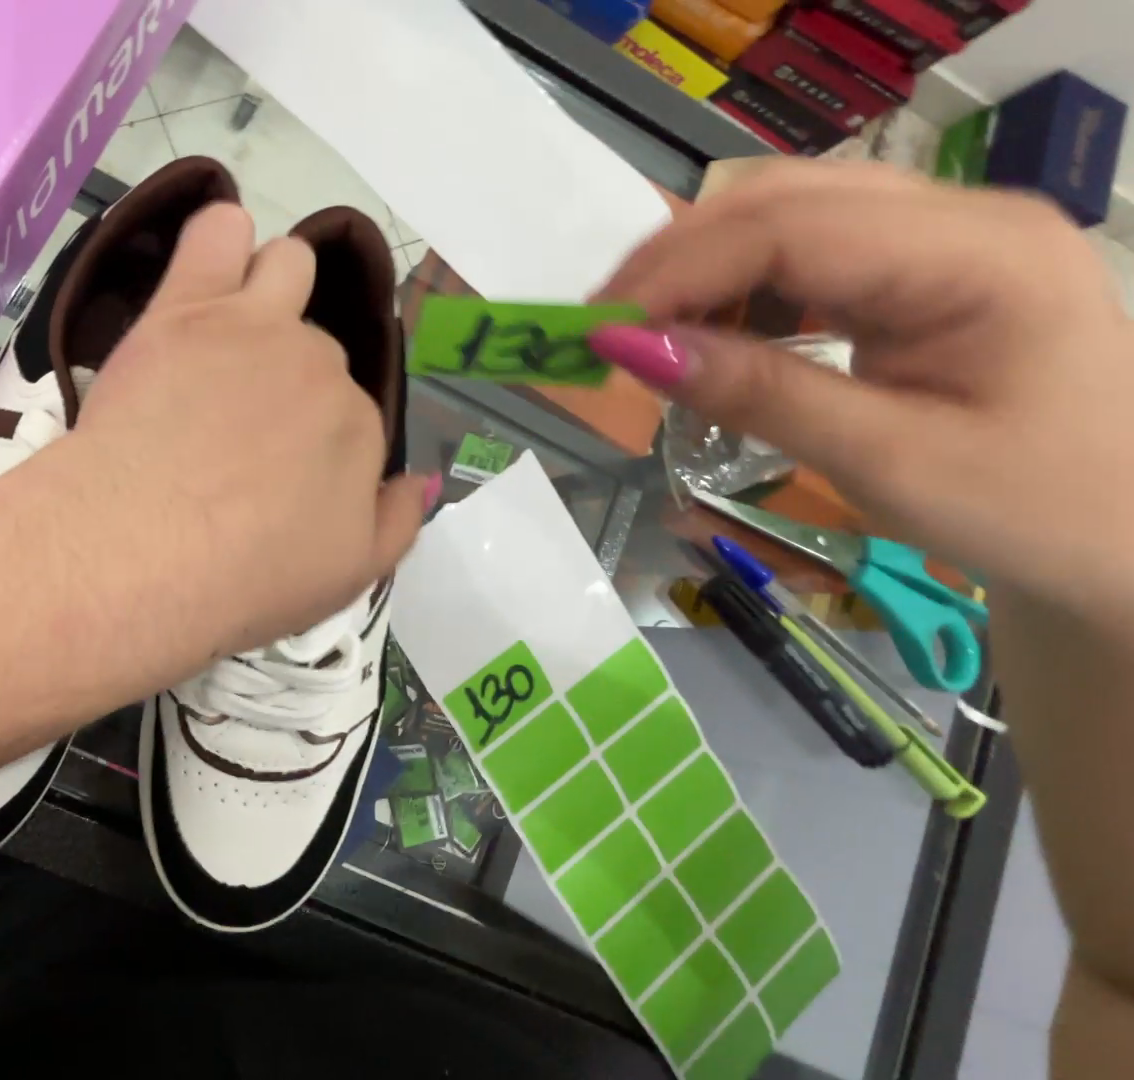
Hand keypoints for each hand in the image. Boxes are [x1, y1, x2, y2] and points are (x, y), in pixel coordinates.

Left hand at [16, 202, 431, 666]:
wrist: (147, 552)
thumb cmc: (243, 580)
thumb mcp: (348, 578)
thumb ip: (395, 524)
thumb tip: (417, 480)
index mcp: (360, 430)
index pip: (346, 413)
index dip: (307, 439)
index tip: (266, 470)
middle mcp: (319, 367)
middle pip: (312, 347)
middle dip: (281, 377)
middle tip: (226, 425)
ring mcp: (255, 328)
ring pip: (287, 268)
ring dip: (270, 288)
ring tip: (229, 331)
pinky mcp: (185, 308)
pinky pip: (218, 233)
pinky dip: (219, 239)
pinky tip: (208, 266)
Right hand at [588, 161, 1133, 618]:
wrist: (1124, 532)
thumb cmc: (1027, 507)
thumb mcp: (883, 460)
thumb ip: (756, 393)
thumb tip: (628, 350)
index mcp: (977, 255)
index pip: (788, 231)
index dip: (676, 275)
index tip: (594, 336)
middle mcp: (960, 217)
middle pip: (778, 197)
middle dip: (672, 259)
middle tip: (599, 332)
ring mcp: (939, 235)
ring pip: (780, 212)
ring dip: (694, 268)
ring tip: (639, 336)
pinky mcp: (914, 266)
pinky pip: (798, 250)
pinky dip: (729, 286)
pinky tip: (704, 333)